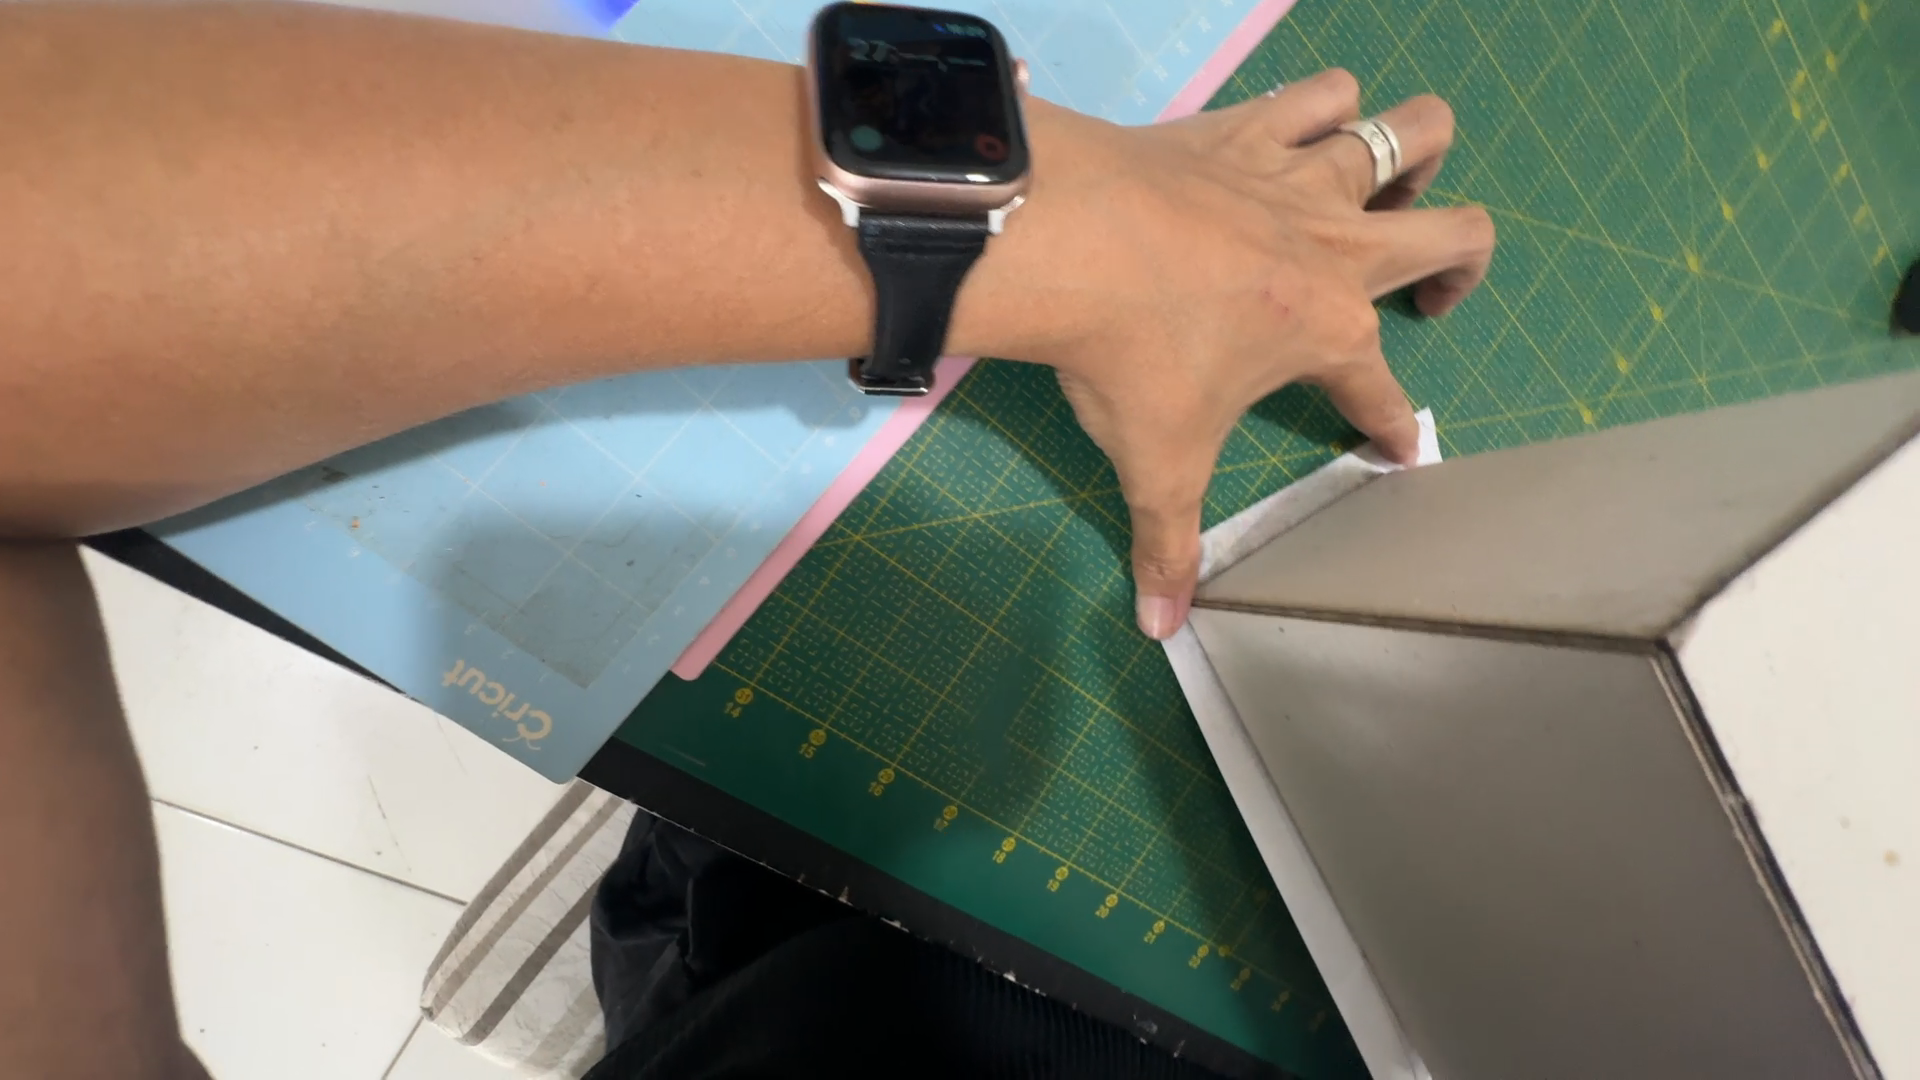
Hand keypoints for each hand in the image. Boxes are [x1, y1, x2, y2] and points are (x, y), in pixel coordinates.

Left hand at [1022, 70, 1492, 638]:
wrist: (1070, 249)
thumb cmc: (1128, 359)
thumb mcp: (1155, 464)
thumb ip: (1166, 546)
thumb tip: (1160, 629)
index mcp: (1326, 334)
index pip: (1382, 392)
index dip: (1394, 425)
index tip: (1398, 445)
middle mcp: (1334, 249)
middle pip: (1455, 232)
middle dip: (1461, 263)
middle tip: (1433, 294)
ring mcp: (1294, 177)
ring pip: (1409, 132)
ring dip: (1411, 160)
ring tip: (1378, 196)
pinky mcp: (1244, 125)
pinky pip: (1318, 91)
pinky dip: (1322, 108)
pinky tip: (1295, 135)